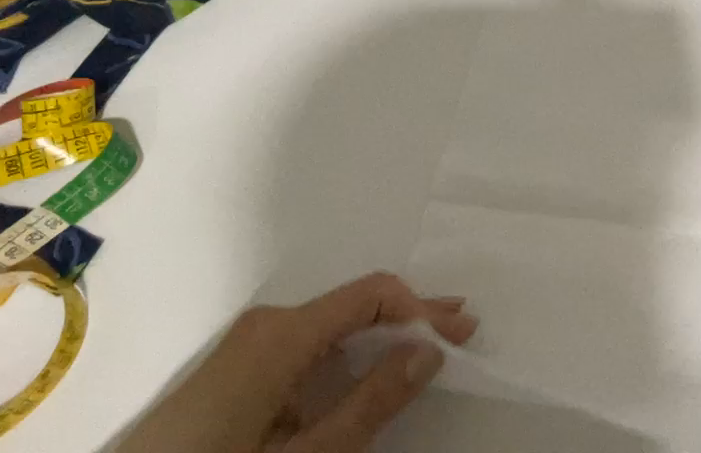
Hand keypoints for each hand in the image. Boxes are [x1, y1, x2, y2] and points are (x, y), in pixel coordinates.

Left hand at [118, 272, 476, 452]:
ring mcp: (247, 346)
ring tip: (426, 345)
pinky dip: (349, 356)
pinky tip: (371, 369)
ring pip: (334, 328)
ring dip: (383, 338)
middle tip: (461, 329)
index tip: (464, 332)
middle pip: (355, 306)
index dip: (423, 309)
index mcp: (283, 334)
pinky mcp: (236, 371)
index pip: (372, 295)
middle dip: (411, 318)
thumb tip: (428, 350)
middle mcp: (267, 324)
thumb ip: (369, 404)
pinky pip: (308, 348)